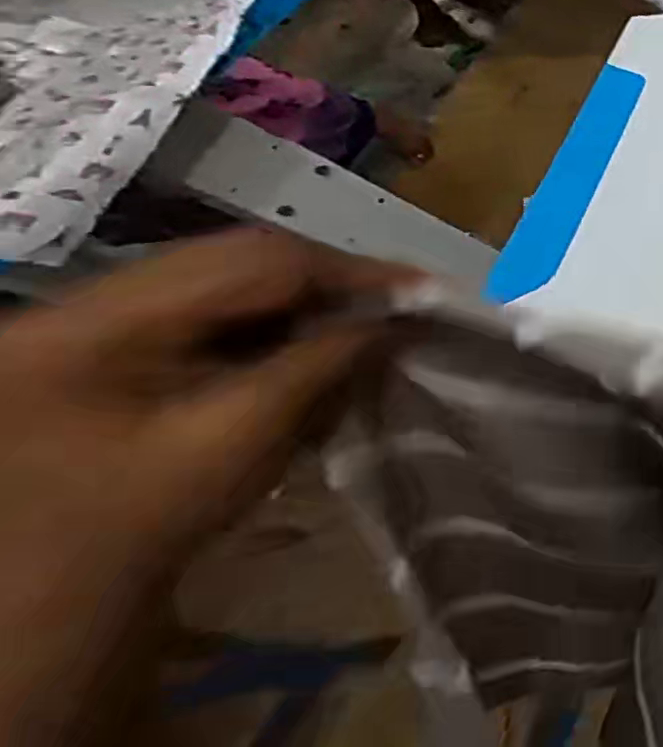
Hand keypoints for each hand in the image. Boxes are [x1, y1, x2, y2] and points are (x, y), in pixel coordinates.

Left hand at [0, 230, 413, 582]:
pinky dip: (273, 324)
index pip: (258, 260)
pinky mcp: (98, 344)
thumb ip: (328, 362)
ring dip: (307, 303)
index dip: (354, 270)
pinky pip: (210, 310)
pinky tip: (306, 351)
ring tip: (362, 331)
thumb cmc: (139, 528)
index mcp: (96, 325)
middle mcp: (81, 305)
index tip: (425, 291)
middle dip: (334, 283)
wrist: (36, 601)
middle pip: (243, 260)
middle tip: (402, 309)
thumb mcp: (243, 437)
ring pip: (231, 280)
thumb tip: (407, 317)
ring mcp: (83, 322)